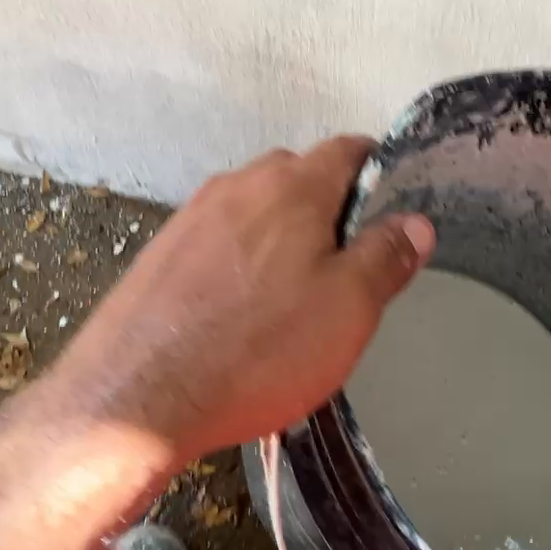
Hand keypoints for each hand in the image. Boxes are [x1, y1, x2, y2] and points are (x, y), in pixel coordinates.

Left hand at [48, 135, 434, 459]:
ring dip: (282, 235)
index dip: (378, 171)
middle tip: (346, 265)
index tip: (391, 206)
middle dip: (330, 208)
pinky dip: (241, 258)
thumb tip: (416, 223)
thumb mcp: (348, 309)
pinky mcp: (162, 250)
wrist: (134, 400)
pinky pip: (219, 238)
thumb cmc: (256, 350)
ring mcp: (193, 214)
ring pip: (257, 208)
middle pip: (300, 176)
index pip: (349, 149)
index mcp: (294, 185)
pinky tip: (240, 310)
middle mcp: (240, 183)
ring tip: (292, 295)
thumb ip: (386, 257)